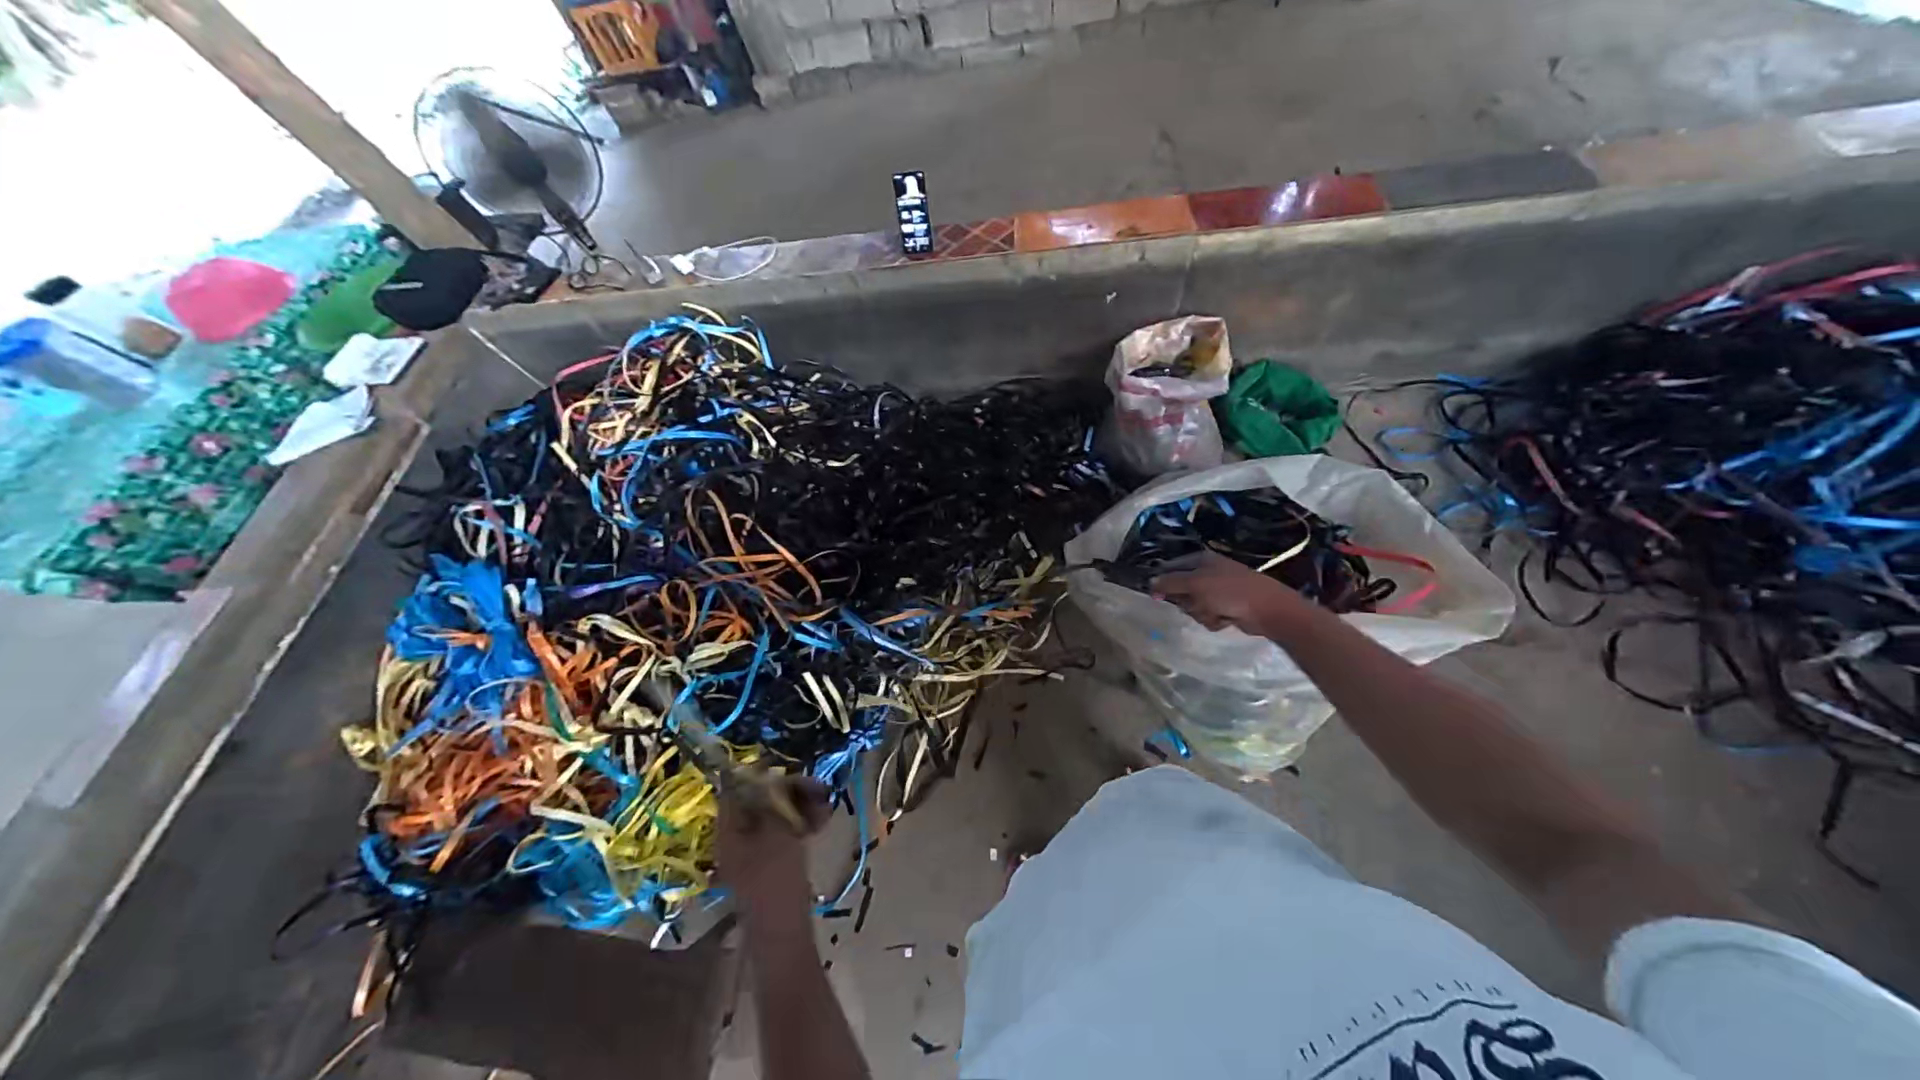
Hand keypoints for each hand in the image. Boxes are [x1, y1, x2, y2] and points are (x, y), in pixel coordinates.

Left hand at [716, 774, 831, 910]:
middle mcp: (738, 838)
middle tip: (819, 788)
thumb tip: (769, 776)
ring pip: (778, 816)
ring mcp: (755, 852)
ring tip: (826, 807)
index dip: (761, 774)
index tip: (788, 768)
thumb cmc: (776, 879)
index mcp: (729, 830)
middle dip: (790, 791)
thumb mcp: (776, 832)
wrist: (785, 931)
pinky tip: (823, 821)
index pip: (738, 790)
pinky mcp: (773, 863)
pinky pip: (786, 833)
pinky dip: (802, 824)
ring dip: (801, 806)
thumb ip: (773, 801)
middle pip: (761, 802)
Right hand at [1151, 551, 1301, 634]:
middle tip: (1195, 602)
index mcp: (1201, 560)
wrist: (1267, 609)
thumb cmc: (1229, 591)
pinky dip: (1213, 620)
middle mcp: (1208, 573)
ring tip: (1215, 612)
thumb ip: (1170, 582)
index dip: (1162, 581)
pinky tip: (1224, 620)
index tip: (1155, 596)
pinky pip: (1207, 615)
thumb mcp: (1195, 583)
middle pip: (1181, 590)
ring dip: (1201, 612)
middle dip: (1187, 601)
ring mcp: (1218, 591)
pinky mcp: (1226, 607)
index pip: (1171, 568)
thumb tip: (1150, 582)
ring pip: (1193, 605)